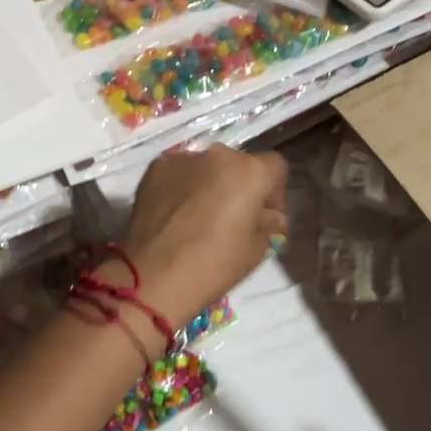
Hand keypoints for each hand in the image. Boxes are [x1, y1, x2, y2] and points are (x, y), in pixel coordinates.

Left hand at [124, 146, 288, 324]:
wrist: (155, 276)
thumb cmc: (214, 264)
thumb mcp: (256, 250)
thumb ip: (268, 223)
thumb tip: (270, 215)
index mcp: (250, 172)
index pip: (275, 166)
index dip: (274, 192)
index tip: (267, 217)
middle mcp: (219, 154)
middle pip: (239, 164)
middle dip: (240, 187)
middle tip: (233, 218)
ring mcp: (184, 158)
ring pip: (207, 167)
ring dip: (210, 184)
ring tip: (199, 217)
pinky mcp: (156, 167)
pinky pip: (179, 173)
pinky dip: (182, 187)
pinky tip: (175, 214)